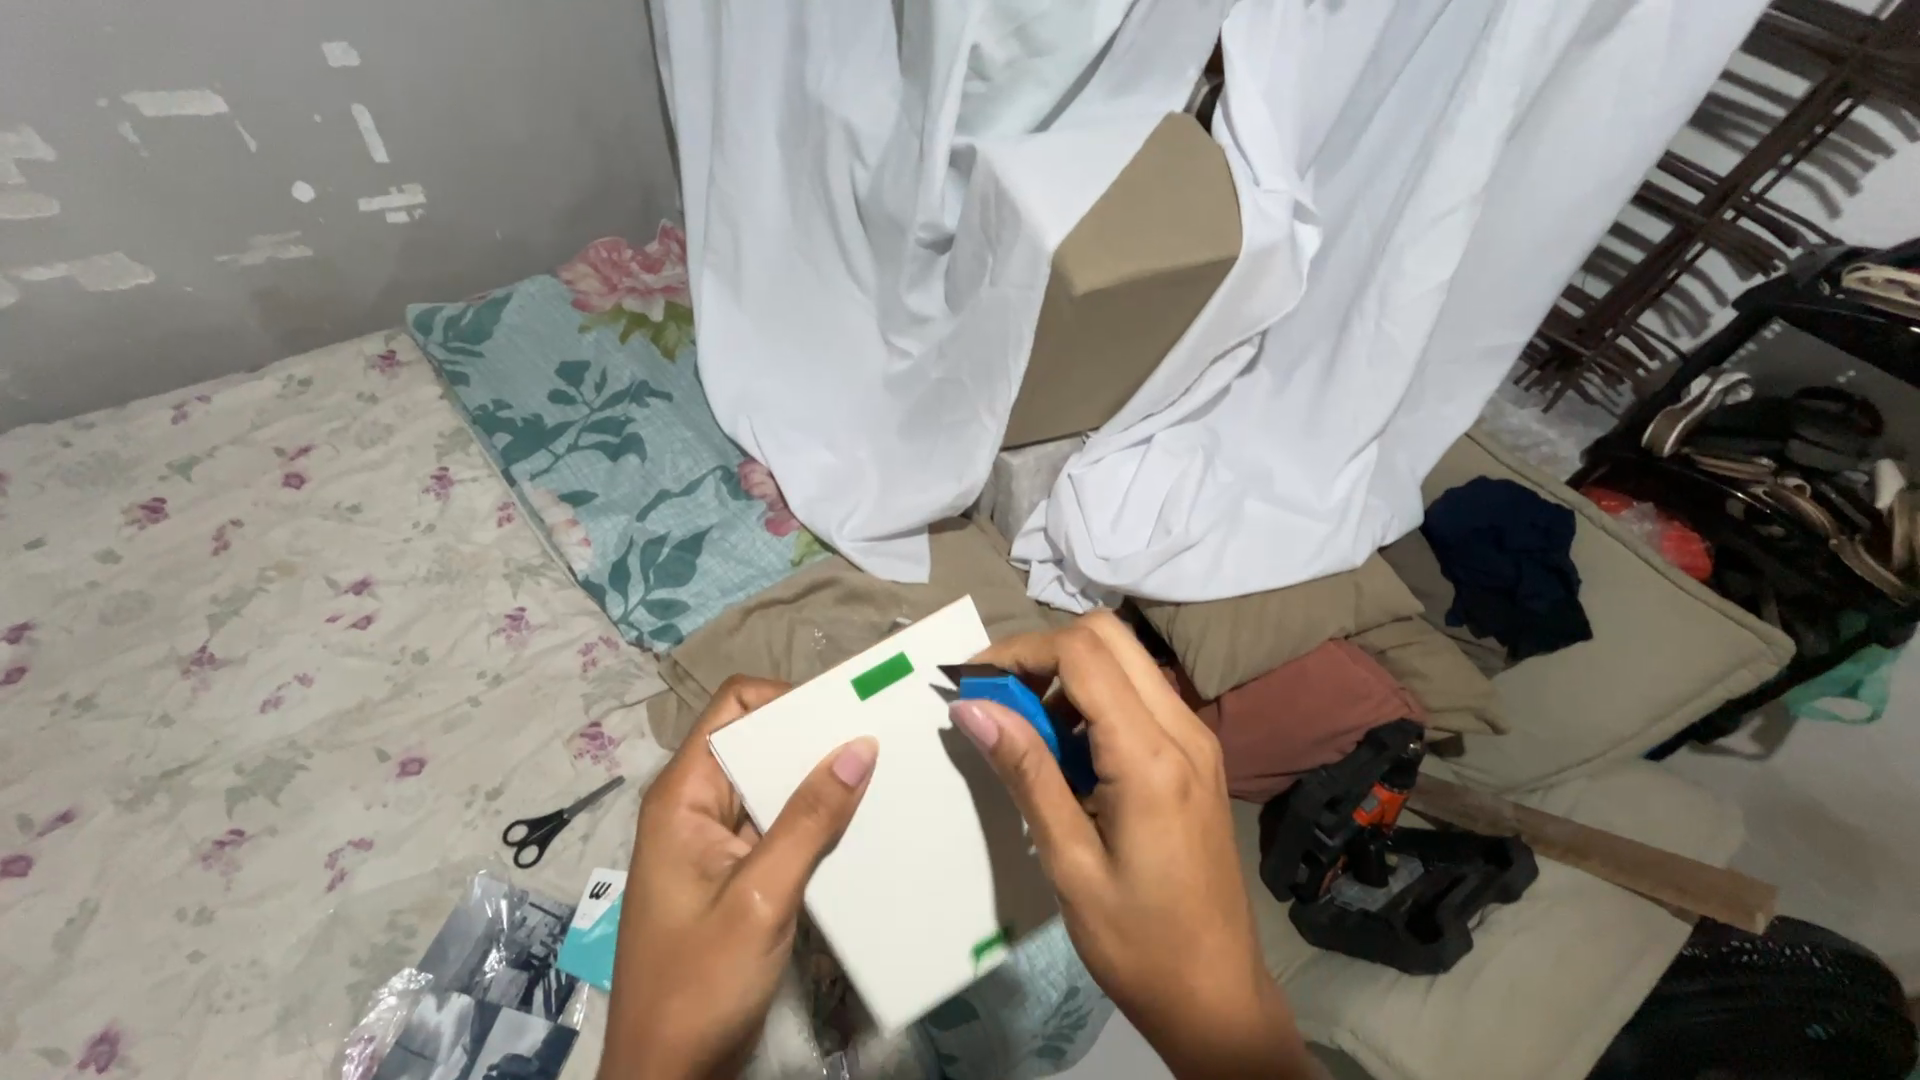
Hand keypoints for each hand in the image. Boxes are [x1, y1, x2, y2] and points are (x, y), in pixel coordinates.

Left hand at [599, 676, 878, 1079]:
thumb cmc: (699, 984)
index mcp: (684, 795)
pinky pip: (779, 824)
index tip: (846, 710)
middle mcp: (697, 806)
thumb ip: (810, 819)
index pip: (734, 708)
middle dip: (814, 736)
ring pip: (772, 783)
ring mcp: (716, 841)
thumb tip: (860, 746)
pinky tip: (858, 822)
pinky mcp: (736, 872)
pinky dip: (815, 817)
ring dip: (819, 779)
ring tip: (880, 773)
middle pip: (757, 741)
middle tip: (879, 736)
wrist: (667, 1077)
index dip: (787, 698)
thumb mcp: (762, 897)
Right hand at [951, 611, 1313, 1079]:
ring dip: (1069, 672)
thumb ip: (1026, 771)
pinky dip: (1095, 697)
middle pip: (1108, 636)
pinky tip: (1068, 750)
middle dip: (1044, 650)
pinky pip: (1140, 693)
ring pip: (1125, 659)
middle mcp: (1184, 729)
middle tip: (999, 696)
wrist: (1217, 994)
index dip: (1019, 651)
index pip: (1082, 654)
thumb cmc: (1138, 942)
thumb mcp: (1069, 861)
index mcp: (1151, 757)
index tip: (972, 681)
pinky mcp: (1197, 753)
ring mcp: (1197, 738)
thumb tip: (972, 707)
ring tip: (1027, 727)